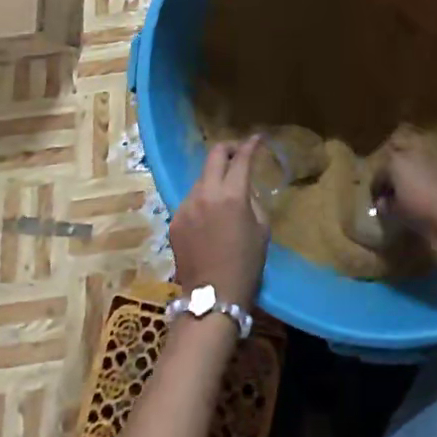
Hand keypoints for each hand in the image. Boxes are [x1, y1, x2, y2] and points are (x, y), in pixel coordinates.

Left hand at [170, 137, 270, 309]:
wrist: (212, 297)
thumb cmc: (245, 265)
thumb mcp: (261, 230)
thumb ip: (252, 201)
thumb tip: (243, 188)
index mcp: (231, 196)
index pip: (241, 159)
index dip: (250, 145)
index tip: (258, 139)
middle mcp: (205, 194)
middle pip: (214, 156)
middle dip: (228, 149)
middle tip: (238, 152)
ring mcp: (186, 206)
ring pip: (201, 178)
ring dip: (214, 177)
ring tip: (225, 190)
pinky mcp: (175, 219)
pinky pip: (191, 200)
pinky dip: (203, 199)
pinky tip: (210, 216)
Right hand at [371, 132, 436, 230]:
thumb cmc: (417, 208)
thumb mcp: (396, 210)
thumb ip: (386, 205)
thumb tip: (381, 204)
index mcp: (393, 163)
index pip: (378, 176)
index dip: (376, 190)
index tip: (377, 202)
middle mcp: (409, 155)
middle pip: (394, 166)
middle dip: (391, 179)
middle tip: (391, 195)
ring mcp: (427, 158)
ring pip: (411, 166)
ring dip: (407, 177)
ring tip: (408, 194)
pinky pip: (425, 170)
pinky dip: (421, 179)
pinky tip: (423, 193)